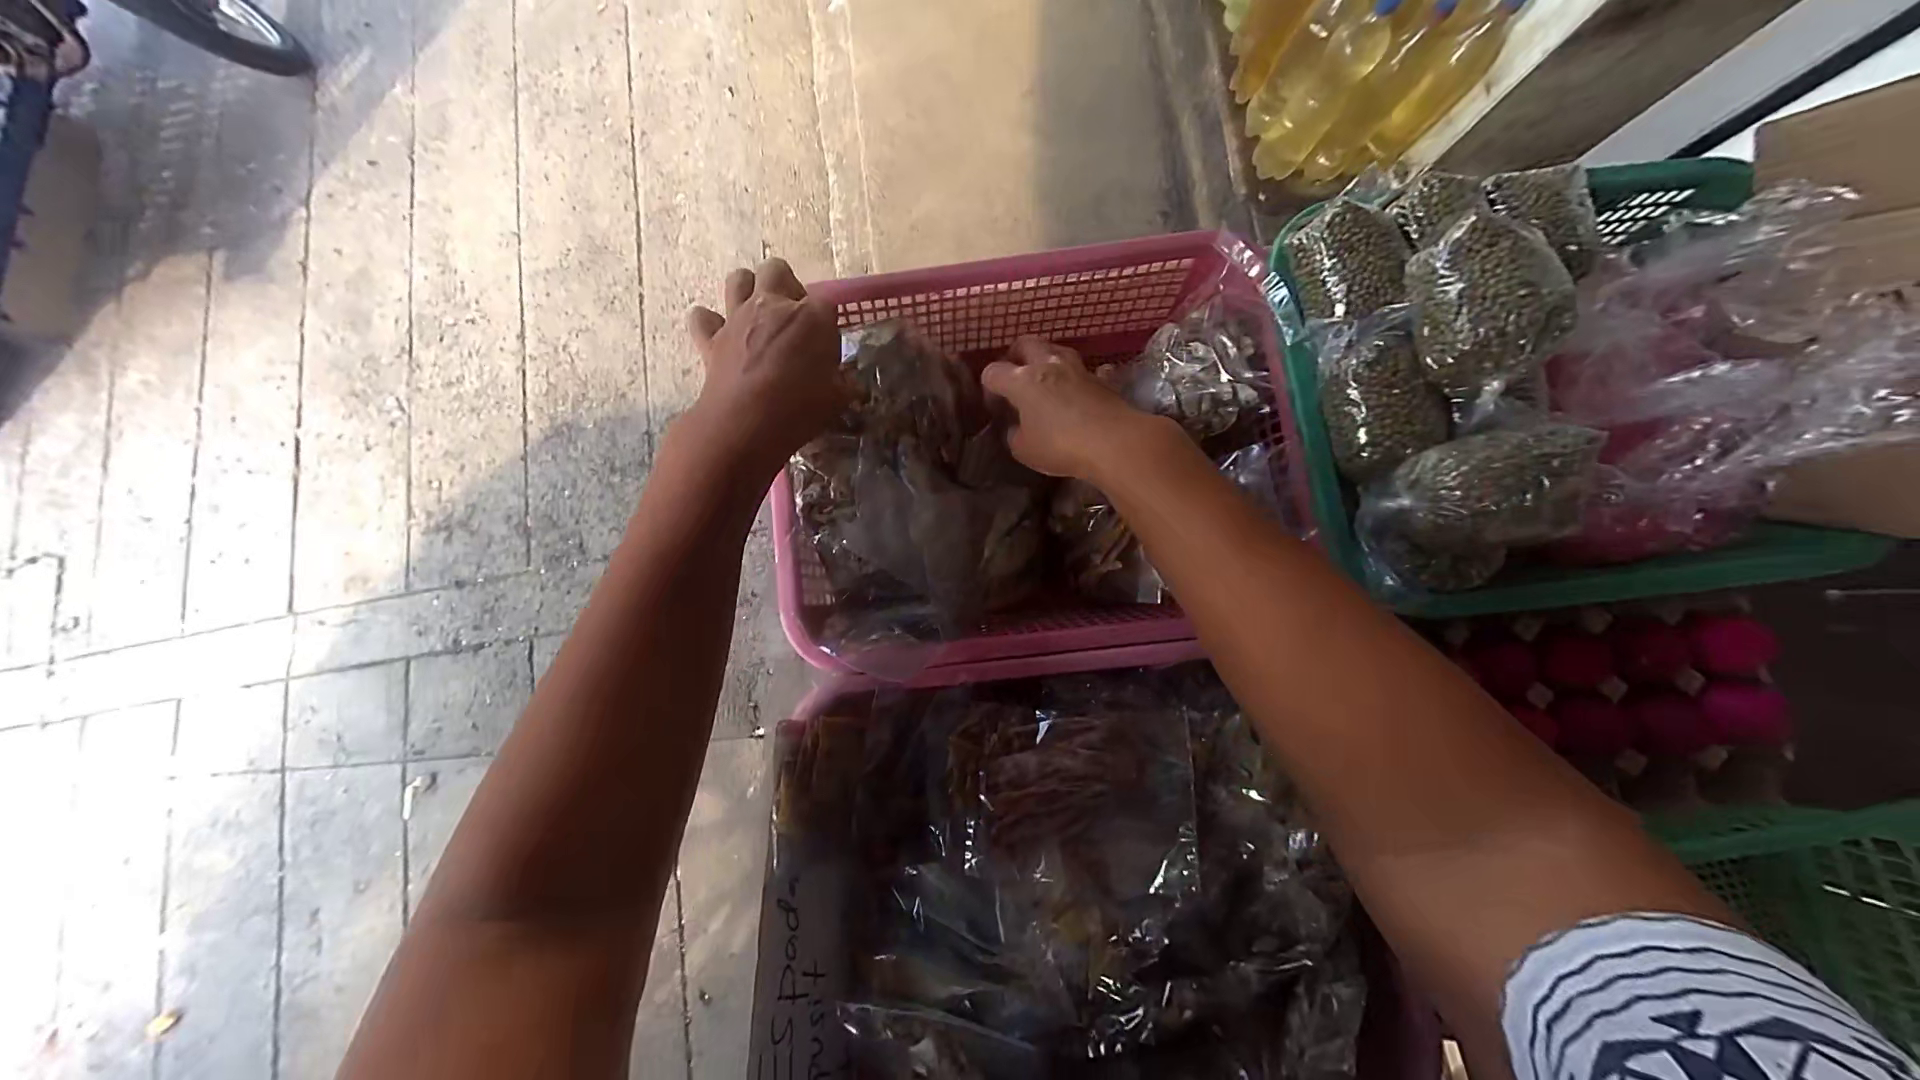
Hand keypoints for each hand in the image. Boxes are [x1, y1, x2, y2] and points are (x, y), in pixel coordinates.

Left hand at [685, 257, 846, 471]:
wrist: (746, 423)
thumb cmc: (800, 409)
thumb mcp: (837, 399)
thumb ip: (844, 383)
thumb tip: (850, 383)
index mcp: (812, 316)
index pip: (827, 305)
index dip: (827, 324)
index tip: (828, 347)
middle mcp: (773, 305)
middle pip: (777, 270)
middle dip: (786, 286)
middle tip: (793, 317)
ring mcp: (738, 317)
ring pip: (738, 279)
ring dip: (747, 290)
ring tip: (757, 314)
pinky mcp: (711, 338)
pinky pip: (703, 318)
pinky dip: (708, 323)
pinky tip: (718, 335)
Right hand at [981, 337, 1174, 481]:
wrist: (1114, 442)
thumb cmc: (1061, 446)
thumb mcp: (1024, 450)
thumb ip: (1014, 434)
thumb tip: (1017, 427)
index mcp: (1022, 381)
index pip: (993, 372)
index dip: (989, 387)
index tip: (995, 406)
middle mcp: (1048, 365)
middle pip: (1024, 343)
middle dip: (1015, 356)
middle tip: (1015, 376)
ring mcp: (1078, 369)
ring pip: (1056, 349)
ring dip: (1046, 359)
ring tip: (1045, 381)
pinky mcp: (1102, 380)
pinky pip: (1087, 370)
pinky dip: (1080, 377)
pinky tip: (1080, 388)